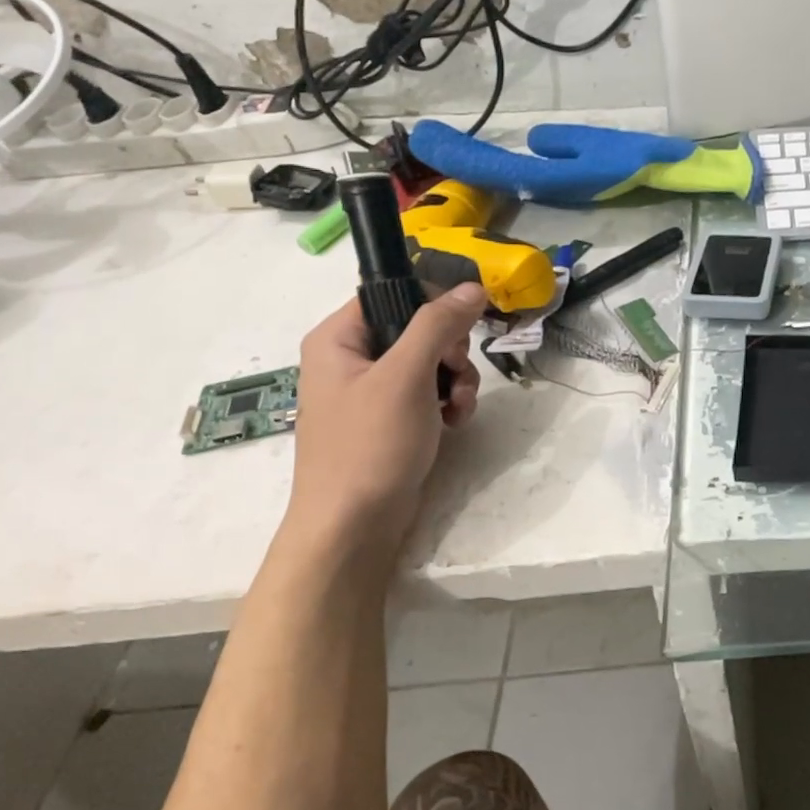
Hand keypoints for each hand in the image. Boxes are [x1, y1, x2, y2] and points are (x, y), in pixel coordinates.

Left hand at [284, 283, 486, 553]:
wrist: (354, 523)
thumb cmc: (370, 444)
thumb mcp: (407, 376)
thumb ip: (438, 325)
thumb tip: (471, 286)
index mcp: (337, 338)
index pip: (390, 295)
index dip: (432, 304)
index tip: (460, 330)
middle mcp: (351, 359)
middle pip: (417, 330)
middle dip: (451, 352)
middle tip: (456, 373)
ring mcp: (371, 392)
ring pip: (430, 363)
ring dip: (456, 381)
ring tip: (459, 408)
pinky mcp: (390, 420)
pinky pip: (428, 394)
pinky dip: (448, 404)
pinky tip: (455, 423)